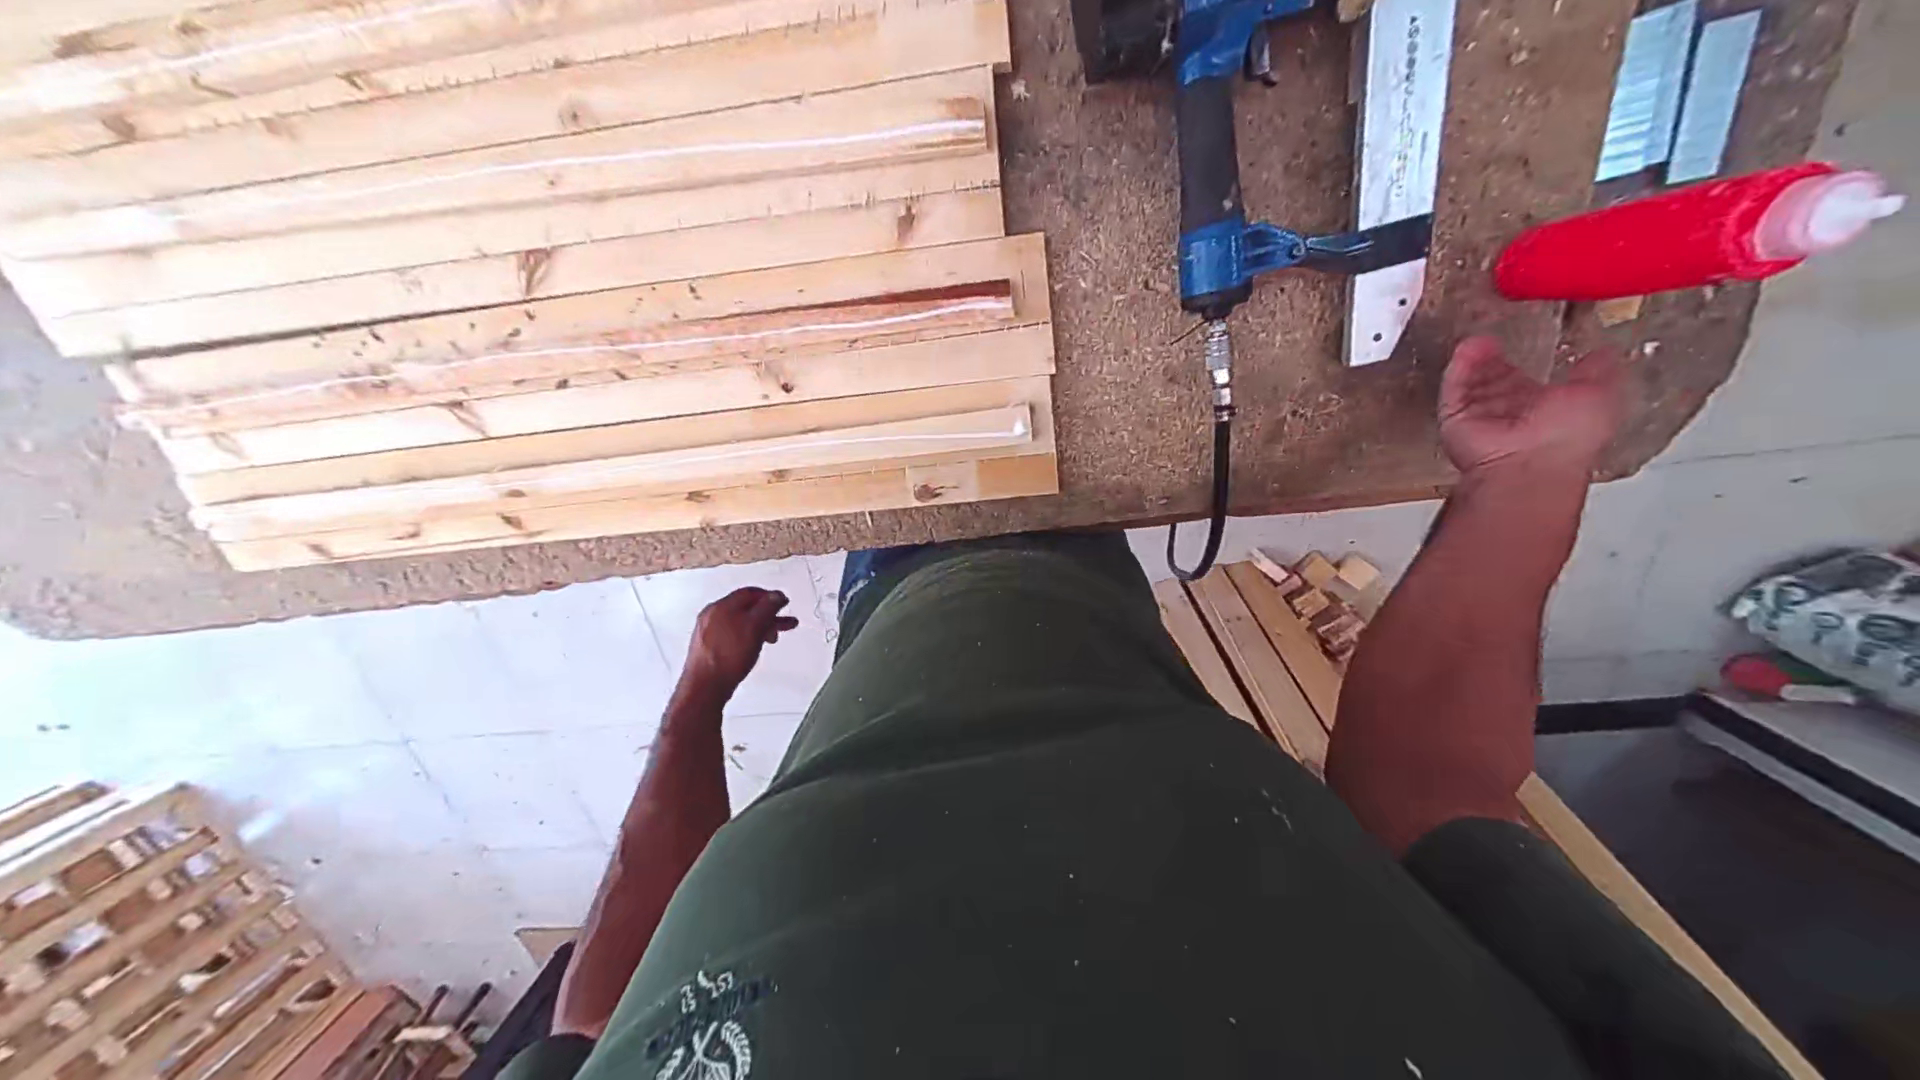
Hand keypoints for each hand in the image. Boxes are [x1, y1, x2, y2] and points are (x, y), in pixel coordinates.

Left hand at [683, 588, 799, 691]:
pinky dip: (747, 637)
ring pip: (740, 623)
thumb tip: (776, 595)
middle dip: (767, 614)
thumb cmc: (726, 658)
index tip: (782, 602)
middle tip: (782, 620)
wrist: (706, 686)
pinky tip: (753, 647)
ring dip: (759, 627)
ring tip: (773, 637)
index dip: (769, 596)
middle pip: (746, 608)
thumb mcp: (755, 627)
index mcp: (722, 606)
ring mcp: (709, 632)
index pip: (750, 593)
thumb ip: (767, 608)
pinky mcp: (709, 647)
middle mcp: (712, 616)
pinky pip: (733, 635)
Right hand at [1438, 336, 1625, 477]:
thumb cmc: (1569, 436)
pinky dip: (1458, 369)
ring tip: (1480, 338)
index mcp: (1541, 408)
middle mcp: (1507, 413)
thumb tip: (1603, 352)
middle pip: (1493, 380)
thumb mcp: (1601, 395)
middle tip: (1494, 335)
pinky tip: (1467, 348)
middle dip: (1492, 359)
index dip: (1523, 360)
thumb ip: (1598, 371)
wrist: (1528, 462)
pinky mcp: (1454, 417)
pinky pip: (1453, 389)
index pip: (1525, 381)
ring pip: (1472, 382)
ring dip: (1475, 360)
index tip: (1524, 337)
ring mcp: (1478, 416)